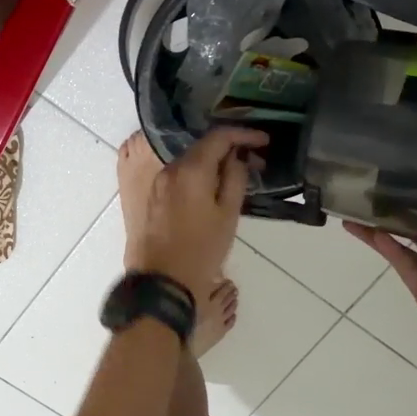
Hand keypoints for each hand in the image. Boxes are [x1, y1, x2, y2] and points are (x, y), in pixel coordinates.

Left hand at [127, 127, 268, 297]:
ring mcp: (157, 183)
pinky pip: (178, 177)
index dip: (244, 134)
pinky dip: (197, 176)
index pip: (219, 136)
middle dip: (229, 149)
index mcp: (190, 170)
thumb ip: (235, 179)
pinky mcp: (152, 198)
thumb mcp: (227, 215)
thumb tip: (238, 157)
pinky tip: (211, 188)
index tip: (264, 141)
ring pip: (189, 162)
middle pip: (202, 147)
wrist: (162, 281)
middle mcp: (169, 169)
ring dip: (212, 163)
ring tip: (236, 176)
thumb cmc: (201, 250)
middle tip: (254, 161)